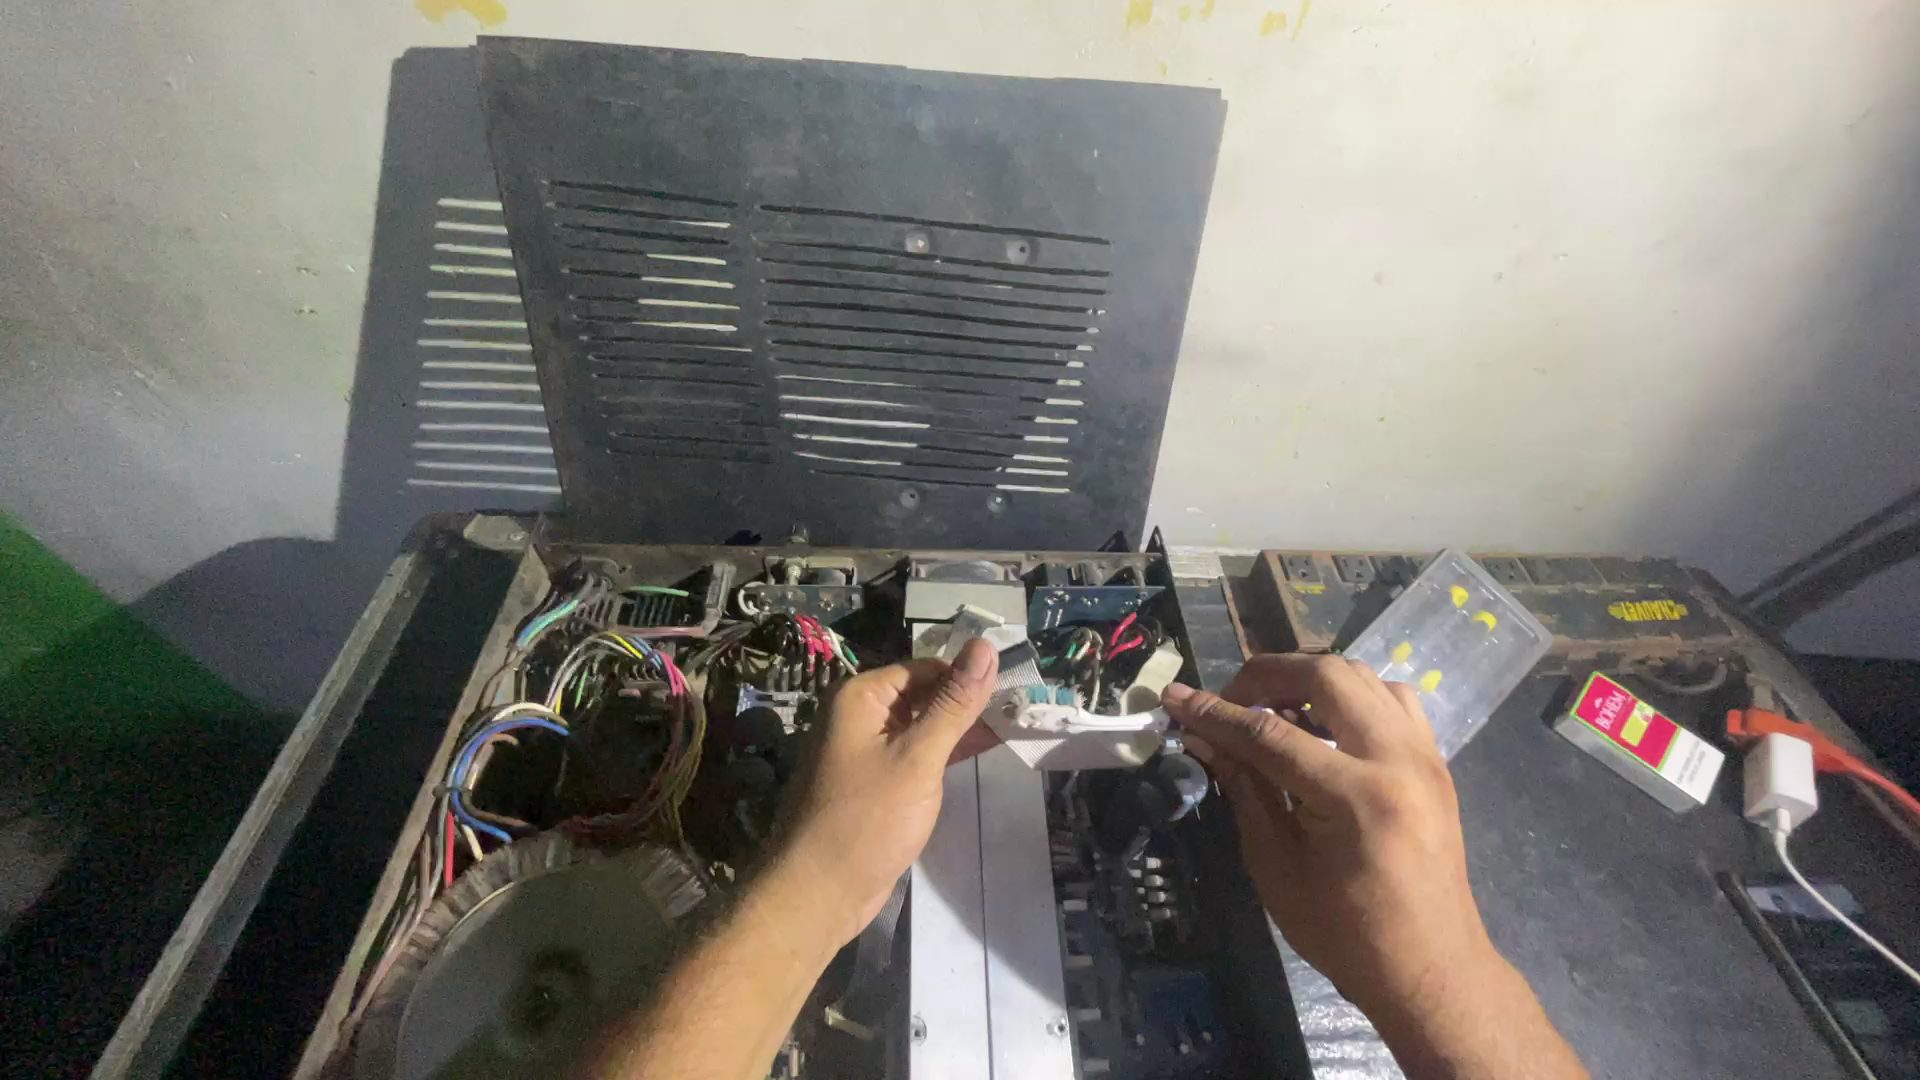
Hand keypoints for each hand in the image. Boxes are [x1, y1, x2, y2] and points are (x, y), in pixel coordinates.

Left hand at [771, 639, 999, 946]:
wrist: (818, 896)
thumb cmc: (867, 819)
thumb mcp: (918, 757)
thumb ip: (954, 703)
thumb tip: (985, 646)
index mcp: (860, 697)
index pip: (925, 668)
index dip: (967, 675)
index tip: (1013, 686)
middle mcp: (858, 715)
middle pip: (922, 694)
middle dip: (966, 701)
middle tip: (1021, 706)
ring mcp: (864, 750)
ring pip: (921, 725)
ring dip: (960, 727)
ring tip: (1011, 725)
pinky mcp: (874, 782)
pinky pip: (914, 753)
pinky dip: (944, 752)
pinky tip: (979, 752)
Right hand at [1161, 655, 1495, 1017]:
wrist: (1429, 971)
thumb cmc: (1343, 930)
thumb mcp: (1274, 862)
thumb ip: (1242, 785)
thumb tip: (1201, 736)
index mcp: (1356, 795)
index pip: (1270, 733)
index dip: (1216, 713)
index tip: (1176, 699)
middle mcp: (1397, 759)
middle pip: (1325, 676)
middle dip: (1265, 676)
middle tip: (1230, 700)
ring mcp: (1424, 756)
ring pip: (1362, 675)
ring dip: (1307, 680)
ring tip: (1273, 708)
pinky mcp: (1433, 761)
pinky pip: (1390, 698)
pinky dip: (1349, 695)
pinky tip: (1322, 722)